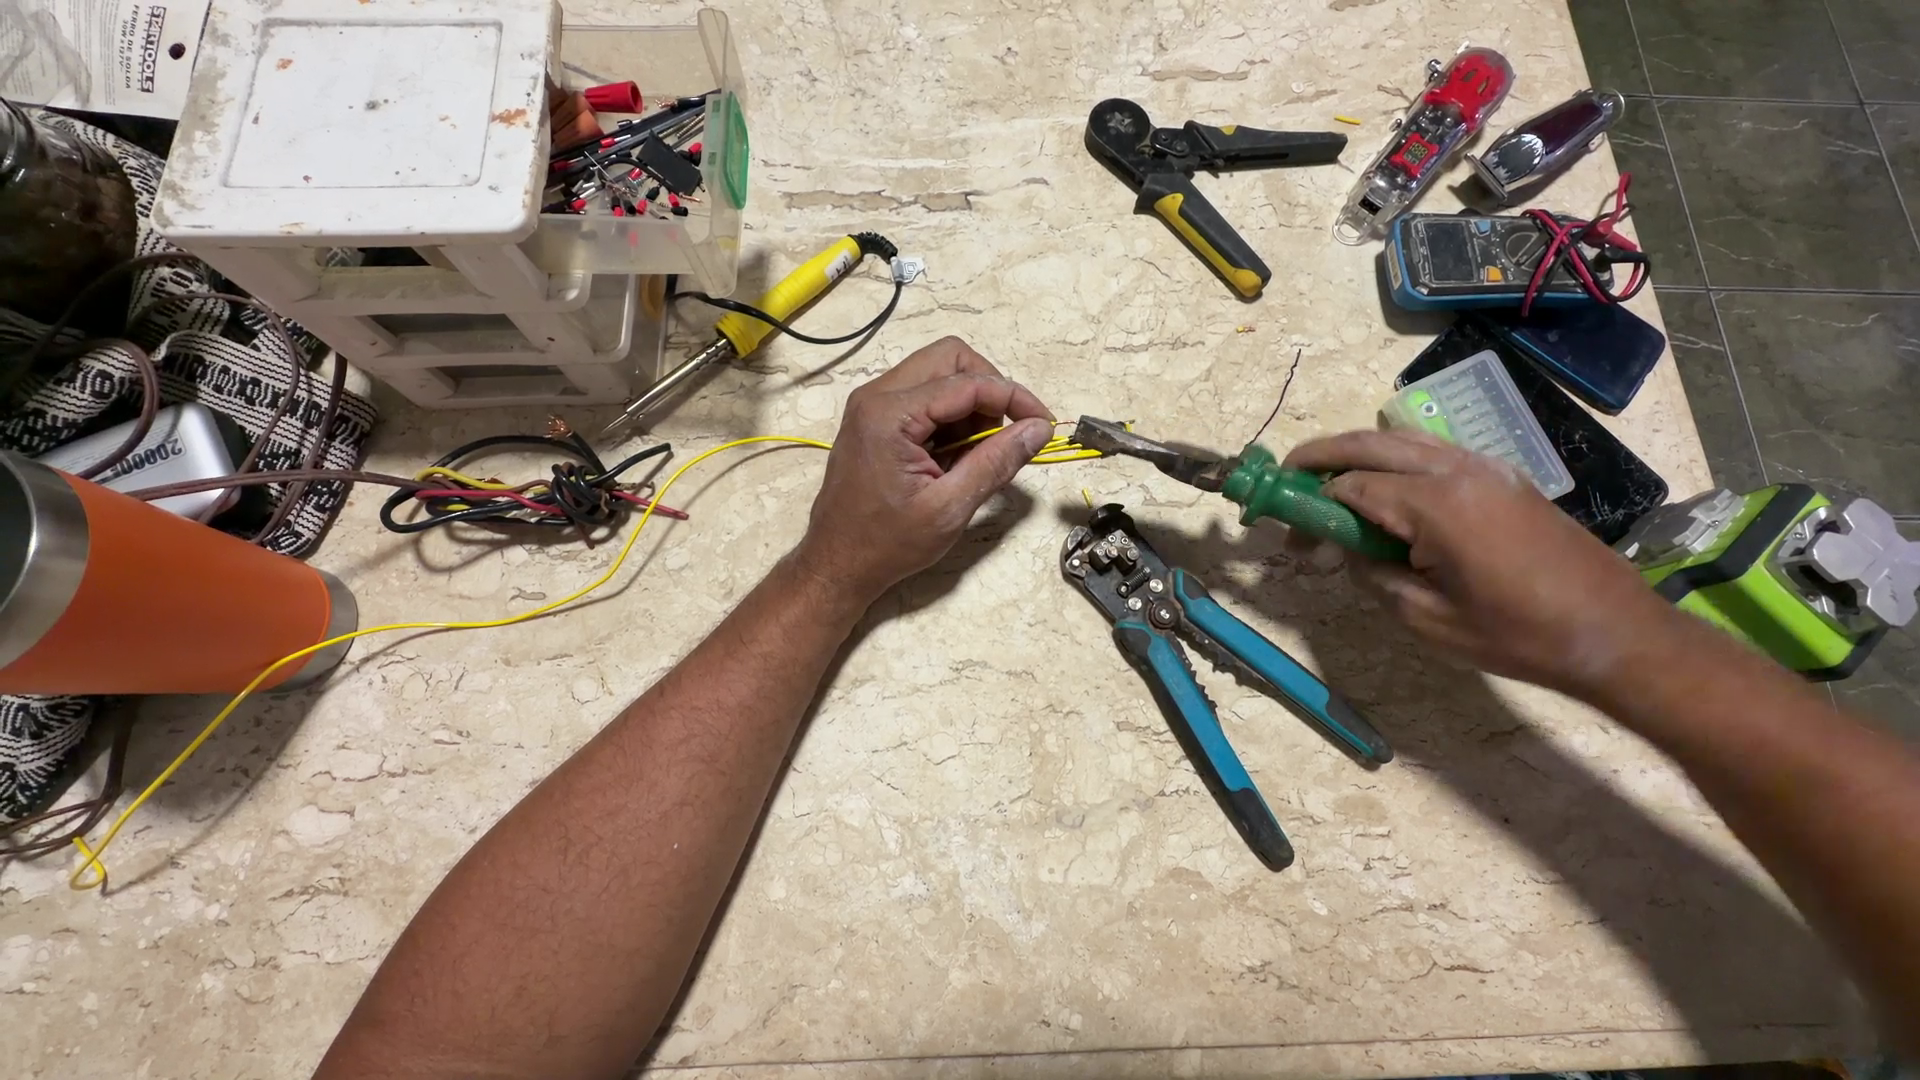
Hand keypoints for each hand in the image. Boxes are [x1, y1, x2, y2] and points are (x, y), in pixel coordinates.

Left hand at [794, 337, 1054, 603]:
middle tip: (1008, 432)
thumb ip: (996, 462)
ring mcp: (873, 404)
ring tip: (978, 454)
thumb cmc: (887, 544)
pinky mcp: (876, 418)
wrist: (837, 563)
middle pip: (950, 358)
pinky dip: (951, 417)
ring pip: (939, 373)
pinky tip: (955, 457)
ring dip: (971, 404)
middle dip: (990, 389)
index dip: (1014, 397)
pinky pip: (925, 396)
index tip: (1044, 424)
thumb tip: (1039, 429)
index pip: (967, 382)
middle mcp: (876, 395)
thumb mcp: (949, 508)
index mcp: (889, 414)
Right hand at [1284, 430, 1680, 698]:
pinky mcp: (1503, 478)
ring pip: (1404, 438)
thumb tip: (1344, 549)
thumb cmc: (1516, 634)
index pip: (1351, 487)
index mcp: (1437, 505)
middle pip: (1372, 443)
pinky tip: (1383, 483)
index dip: (1311, 507)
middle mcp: (1458, 471)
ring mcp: (1486, 468)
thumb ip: (1372, 574)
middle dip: (1323, 455)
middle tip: (1287, 473)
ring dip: (1359, 450)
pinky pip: (1434, 451)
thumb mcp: (1426, 618)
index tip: (1291, 536)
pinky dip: (1395, 457)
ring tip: (1325, 473)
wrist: (1615, 632)